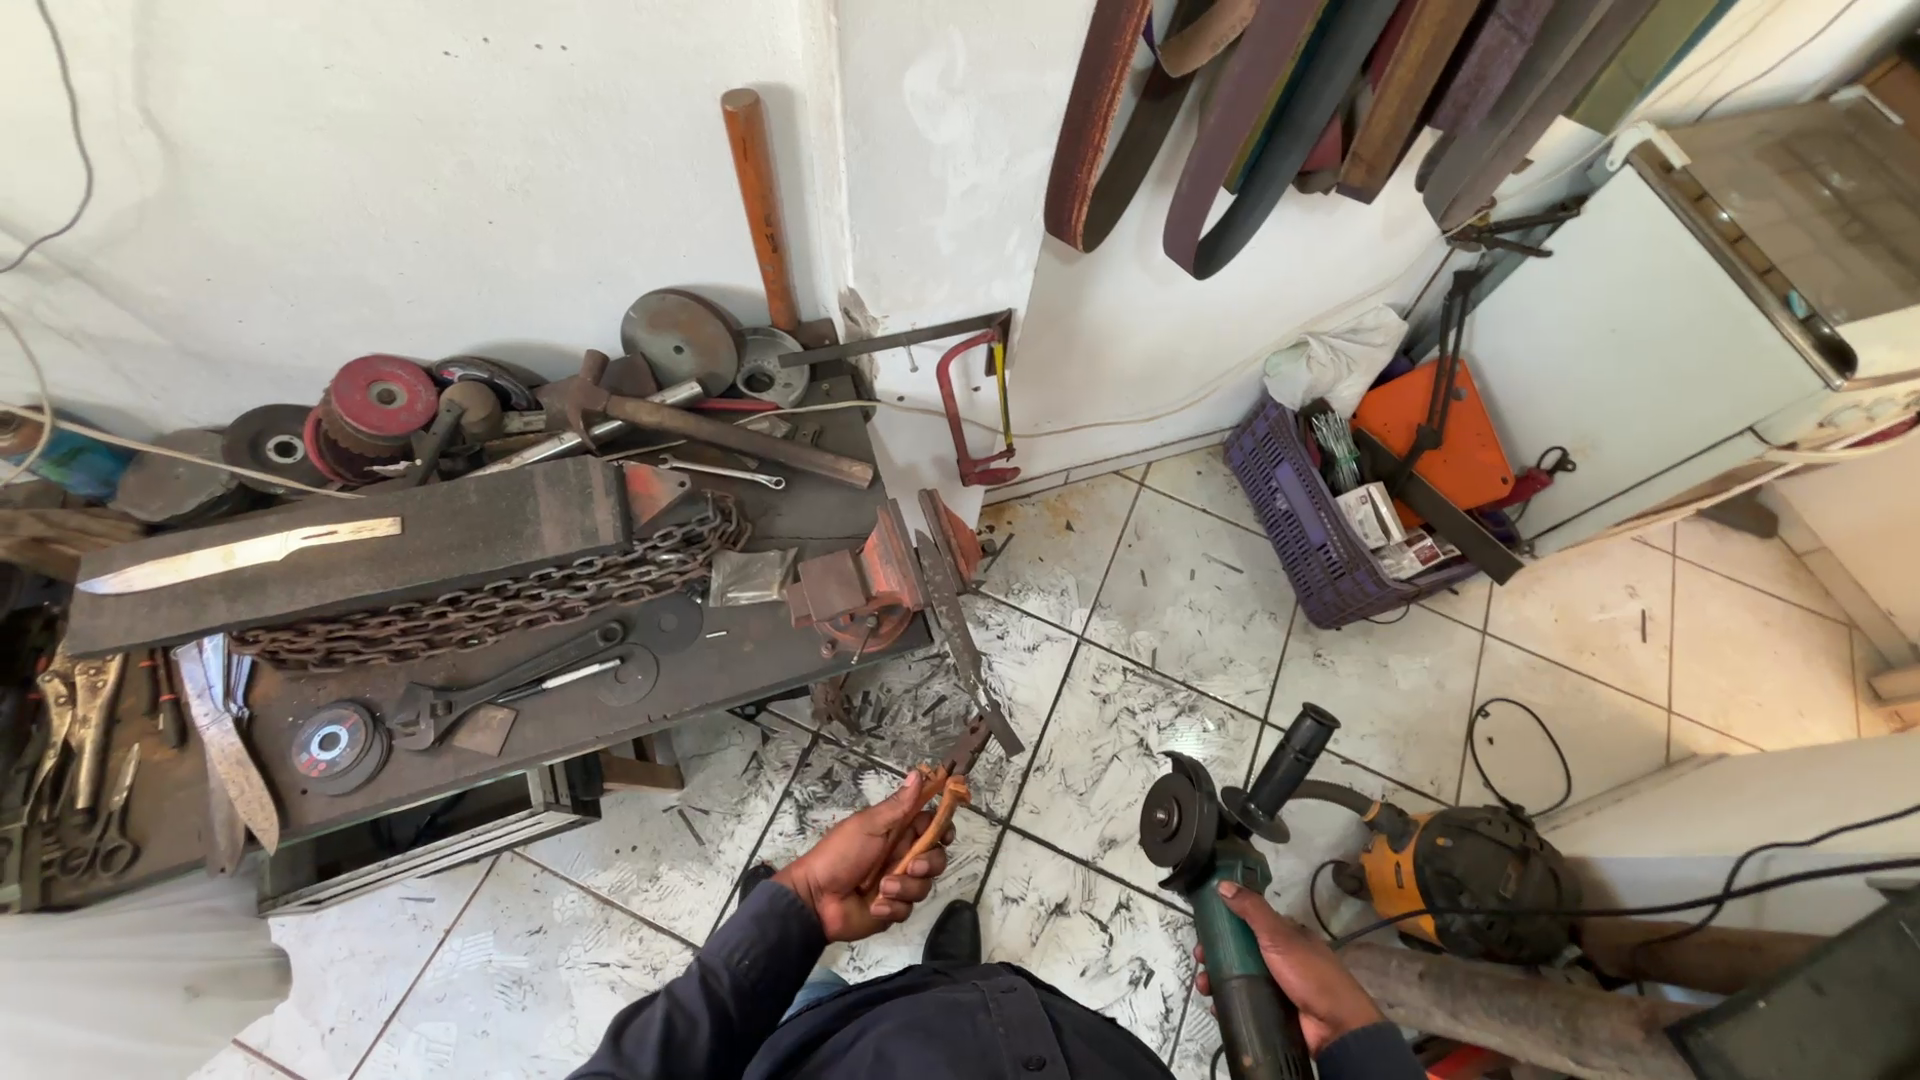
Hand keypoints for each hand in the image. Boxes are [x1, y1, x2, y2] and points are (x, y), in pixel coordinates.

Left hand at [773, 770, 953, 941]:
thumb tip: (918, 773)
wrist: (816, 898)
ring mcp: (899, 883)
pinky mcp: (893, 908)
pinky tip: (874, 905)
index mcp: (898, 832)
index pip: (932, 826)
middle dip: (929, 863)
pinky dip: (892, 907)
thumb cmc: (841, 854)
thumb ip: (898, 805)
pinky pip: (907, 909)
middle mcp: (903, 856)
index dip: (943, 829)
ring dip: (905, 888)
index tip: (945, 835)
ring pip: (924, 885)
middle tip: (911, 866)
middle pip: (936, 857)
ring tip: (882, 888)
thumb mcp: (869, 825)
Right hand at [1194, 881, 1385, 1055]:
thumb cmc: (1310, 974)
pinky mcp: (1274, 1010)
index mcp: (1284, 935)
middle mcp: (1280, 958)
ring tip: (1204, 988)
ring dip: (1217, 980)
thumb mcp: (1279, 936)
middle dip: (1215, 955)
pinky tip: (1217, 1006)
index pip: (1248, 922)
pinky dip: (1228, 1003)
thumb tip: (1223, 884)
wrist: (1338, 1028)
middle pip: (1239, 951)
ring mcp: (1277, 986)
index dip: (1224, 924)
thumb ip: (1252, 909)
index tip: (1204, 930)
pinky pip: (1245, 1001)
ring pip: (1238, 977)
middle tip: (1199, 961)